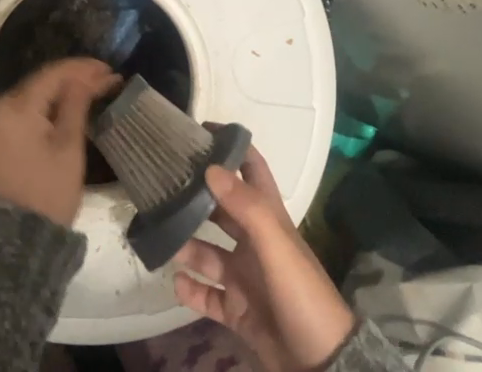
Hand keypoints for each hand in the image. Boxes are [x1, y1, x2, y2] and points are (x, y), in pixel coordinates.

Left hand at [0, 58, 121, 225]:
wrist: (12, 240)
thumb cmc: (47, 194)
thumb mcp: (69, 148)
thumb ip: (77, 103)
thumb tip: (89, 76)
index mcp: (13, 107)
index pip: (52, 74)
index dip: (82, 68)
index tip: (108, 70)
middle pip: (37, 83)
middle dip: (70, 81)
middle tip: (103, 81)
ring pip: (25, 97)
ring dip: (54, 95)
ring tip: (86, 94)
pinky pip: (13, 113)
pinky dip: (36, 110)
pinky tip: (58, 111)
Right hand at [173, 148, 356, 371]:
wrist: (322, 365)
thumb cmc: (301, 295)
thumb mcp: (276, 246)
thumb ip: (245, 206)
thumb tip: (210, 166)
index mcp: (270, 221)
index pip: (251, 171)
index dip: (230, 148)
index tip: (197, 132)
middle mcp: (255, 244)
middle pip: (221, 210)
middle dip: (194, 197)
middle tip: (159, 184)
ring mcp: (245, 278)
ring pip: (207, 252)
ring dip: (185, 245)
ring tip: (161, 238)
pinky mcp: (237, 311)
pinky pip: (206, 295)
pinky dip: (190, 289)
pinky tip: (176, 283)